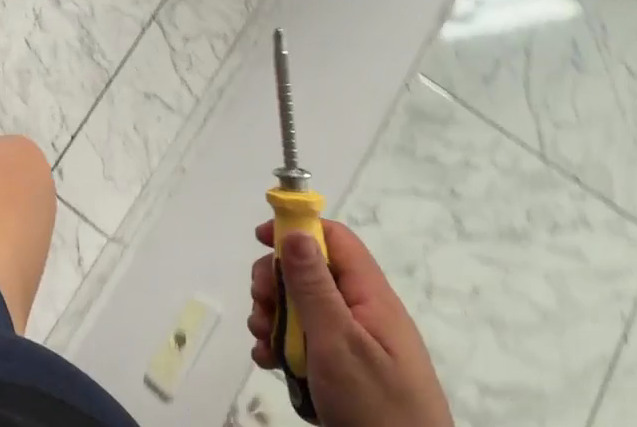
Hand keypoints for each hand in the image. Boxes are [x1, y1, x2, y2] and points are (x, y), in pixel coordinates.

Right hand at [248, 219, 451, 426]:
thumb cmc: (375, 408)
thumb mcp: (337, 343)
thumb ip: (312, 286)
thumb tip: (296, 231)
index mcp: (371, 298)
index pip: (335, 239)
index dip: (297, 229)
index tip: (260, 240)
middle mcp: (364, 313)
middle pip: (310, 272)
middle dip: (276, 282)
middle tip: (261, 305)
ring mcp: (354, 342)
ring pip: (302, 307)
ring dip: (273, 316)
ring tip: (264, 343)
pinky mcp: (343, 369)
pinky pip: (304, 341)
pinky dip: (281, 345)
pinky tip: (269, 362)